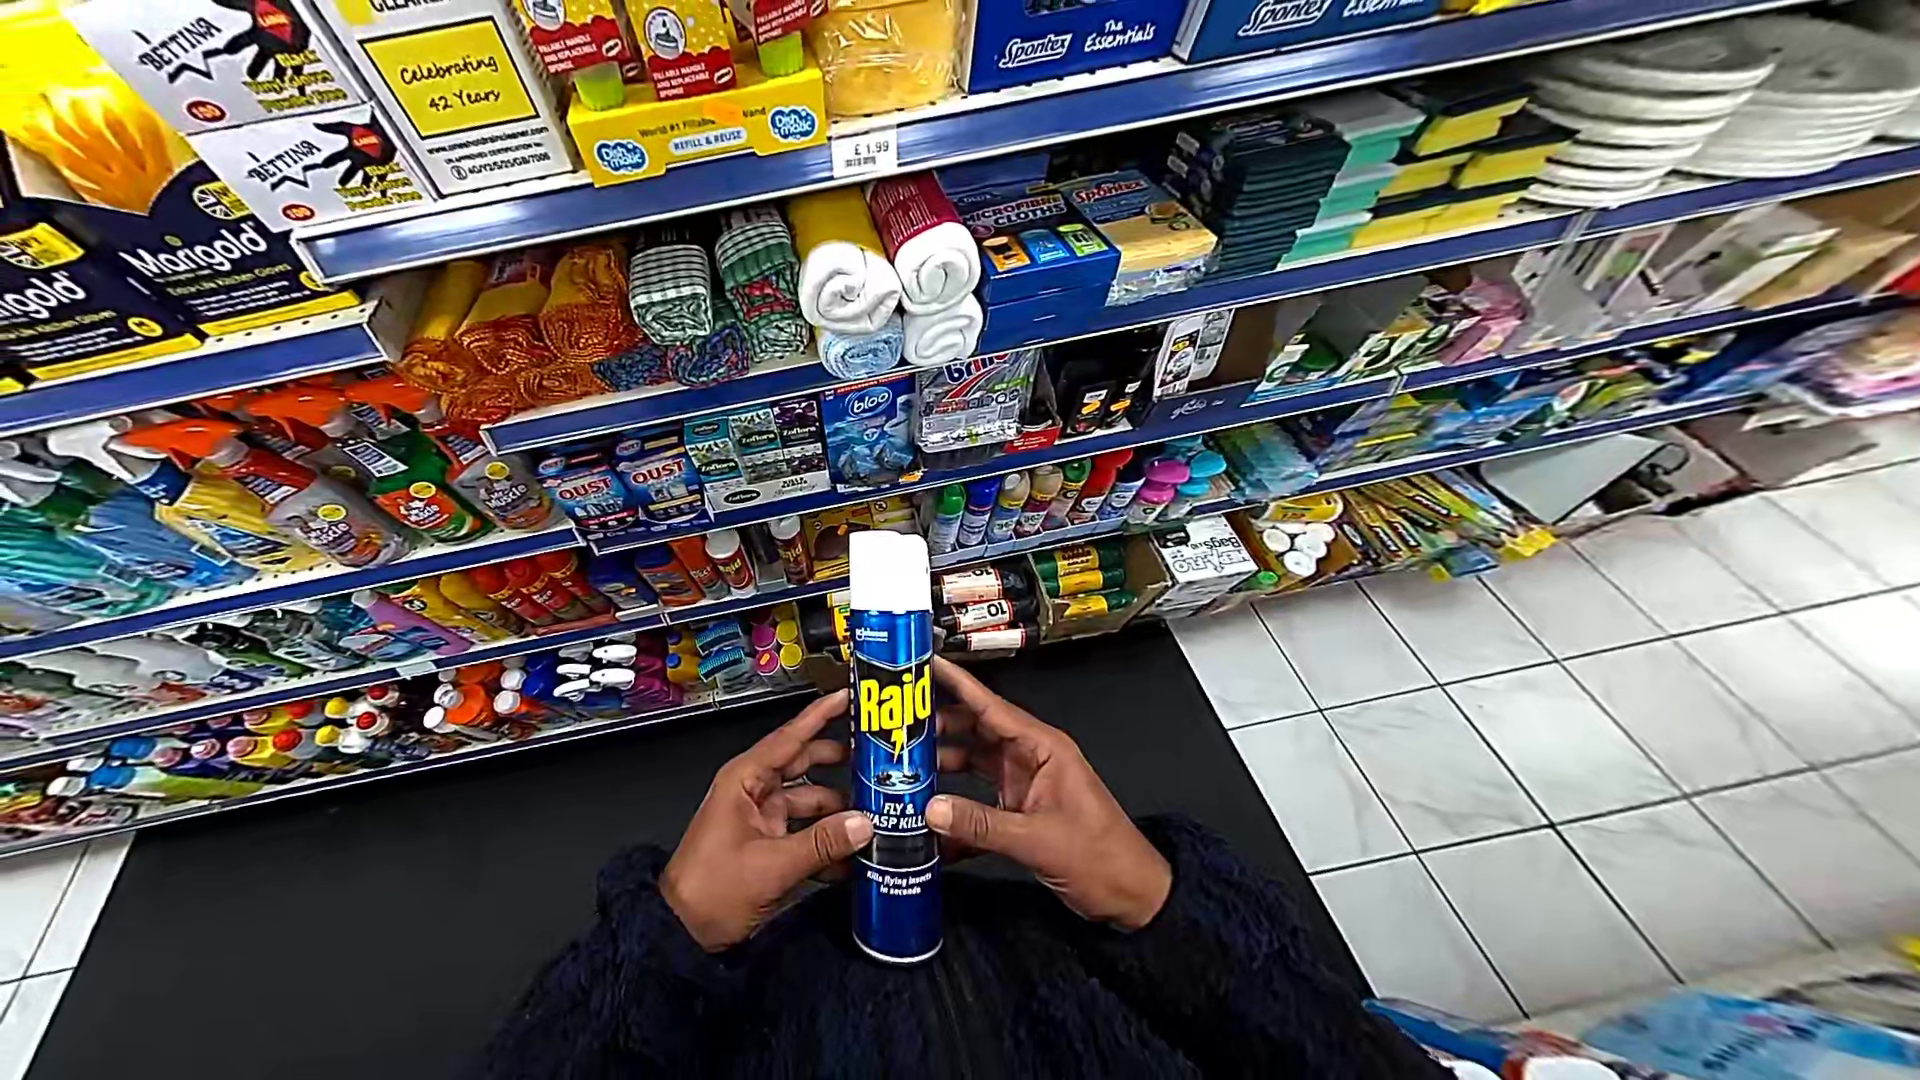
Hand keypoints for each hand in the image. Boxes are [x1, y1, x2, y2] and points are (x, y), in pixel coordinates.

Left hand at [661, 690, 872, 951]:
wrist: (678, 939)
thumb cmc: (709, 891)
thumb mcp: (771, 866)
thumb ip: (822, 843)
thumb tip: (866, 823)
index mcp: (746, 779)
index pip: (791, 736)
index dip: (822, 714)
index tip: (850, 696)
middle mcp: (756, 790)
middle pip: (807, 763)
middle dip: (842, 761)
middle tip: (878, 756)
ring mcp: (764, 816)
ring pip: (813, 798)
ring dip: (841, 807)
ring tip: (877, 810)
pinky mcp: (770, 842)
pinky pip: (808, 828)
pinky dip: (829, 836)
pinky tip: (855, 850)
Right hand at [928, 657, 1170, 930]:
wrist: (1131, 895)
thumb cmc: (1101, 856)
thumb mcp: (1038, 840)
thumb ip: (981, 824)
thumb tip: (930, 809)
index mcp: (1043, 747)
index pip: (992, 706)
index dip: (958, 684)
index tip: (927, 665)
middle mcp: (1030, 756)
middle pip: (977, 729)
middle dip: (939, 724)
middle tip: (898, 722)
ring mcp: (1023, 780)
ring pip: (974, 758)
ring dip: (943, 761)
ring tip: (903, 762)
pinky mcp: (1019, 806)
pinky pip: (979, 793)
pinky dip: (957, 800)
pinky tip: (930, 810)